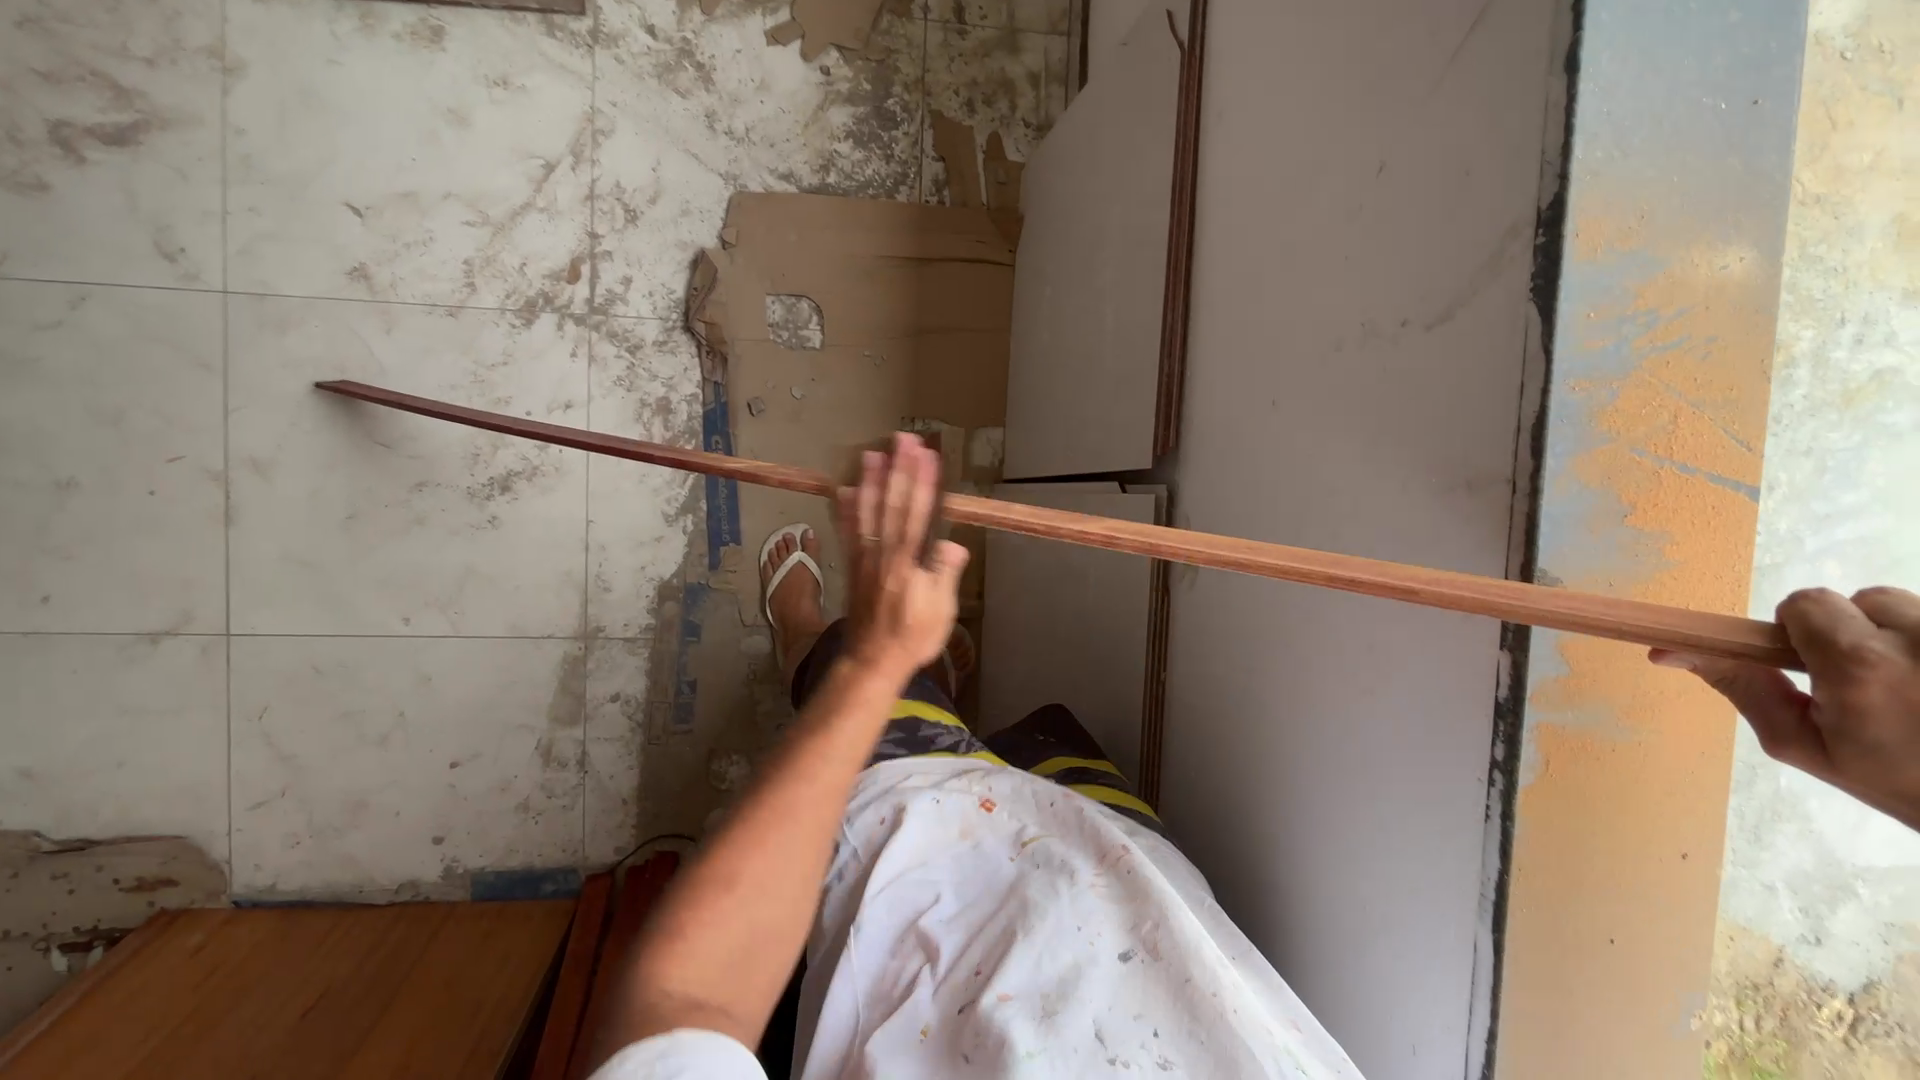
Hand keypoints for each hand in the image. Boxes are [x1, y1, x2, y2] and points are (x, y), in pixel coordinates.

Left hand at [836, 433, 969, 680]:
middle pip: (893, 505)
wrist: (872, 660)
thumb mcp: (940, 612)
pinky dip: (845, 511)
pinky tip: (844, 490)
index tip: (927, 455)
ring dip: (870, 481)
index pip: (919, 515)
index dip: (923, 484)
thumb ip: (943, 575)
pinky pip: (848, 533)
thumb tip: (951, 544)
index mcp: (909, 564)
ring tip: (872, 453)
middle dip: (899, 470)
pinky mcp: (853, 567)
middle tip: (903, 439)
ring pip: (867, 513)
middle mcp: (885, 555)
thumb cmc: (913, 639)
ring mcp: (866, 559)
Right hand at [1651, 586, 1919, 830]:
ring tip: (1912, 683)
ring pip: (1909, 609)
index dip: (1800, 629)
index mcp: (1860, 665)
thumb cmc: (1891, 779)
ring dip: (1901, 636)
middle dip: (1856, 632)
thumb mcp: (1800, 743)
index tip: (1810, 663)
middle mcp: (1919, 641)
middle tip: (1871, 683)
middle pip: (1865, 599)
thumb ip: (1741, 686)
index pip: (1807, 602)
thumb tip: (1668, 650)